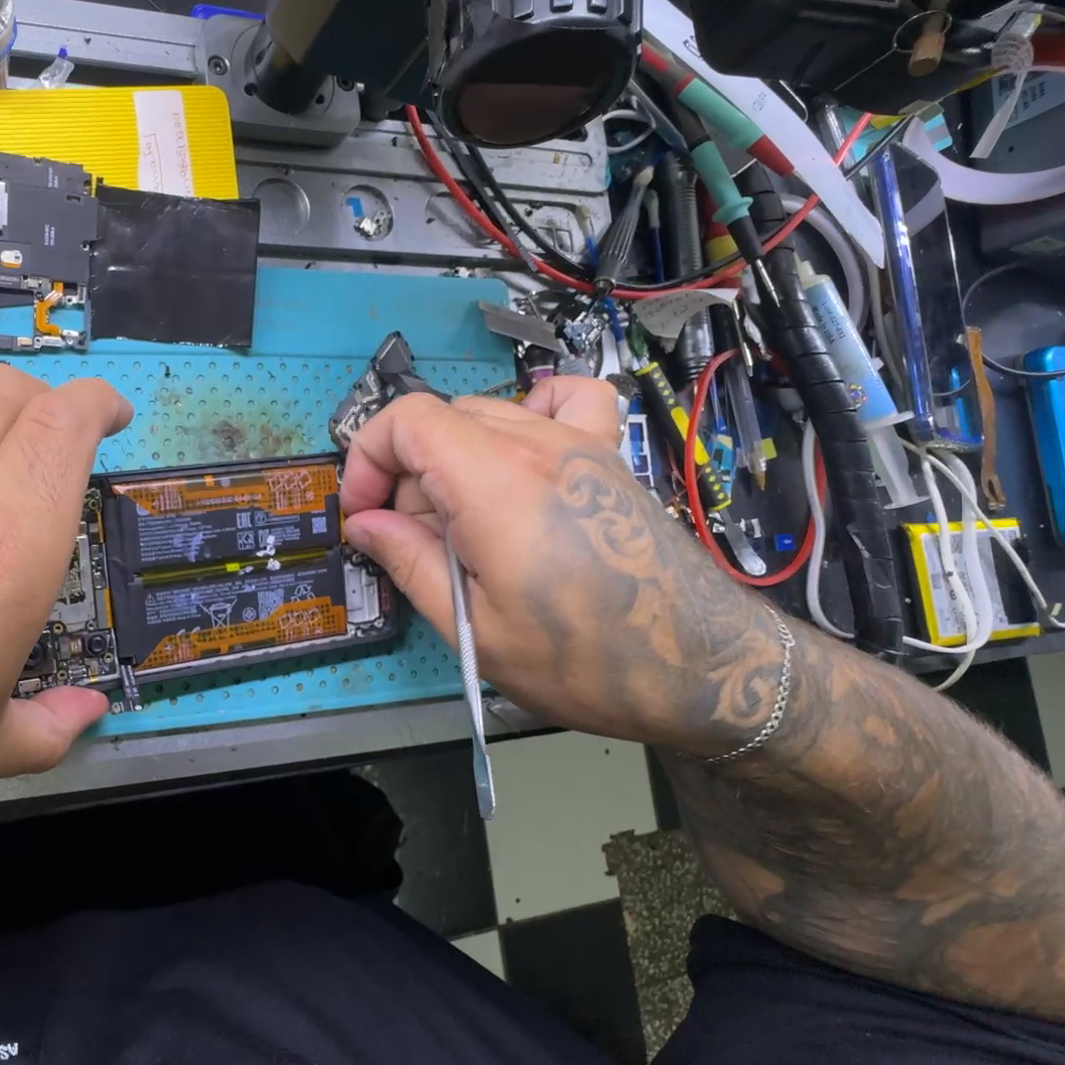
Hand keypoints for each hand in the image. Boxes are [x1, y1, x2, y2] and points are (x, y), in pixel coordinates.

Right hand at [339, 378, 784, 754]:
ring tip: (460, 520)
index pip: (405, 421)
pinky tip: (519, 456)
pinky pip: (566, 396)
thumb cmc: (582, 661)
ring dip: (449, 460)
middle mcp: (537, 446)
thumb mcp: (473, 629)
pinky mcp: (608, 455)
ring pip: (484, 414)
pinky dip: (528, 410)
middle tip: (409, 541)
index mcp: (495, 485)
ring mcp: (579, 443)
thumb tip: (367, 525)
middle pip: (438, 421)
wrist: (699, 667)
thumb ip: (409, 563)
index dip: (367, 460)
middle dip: (403, 475)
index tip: (365, 514)